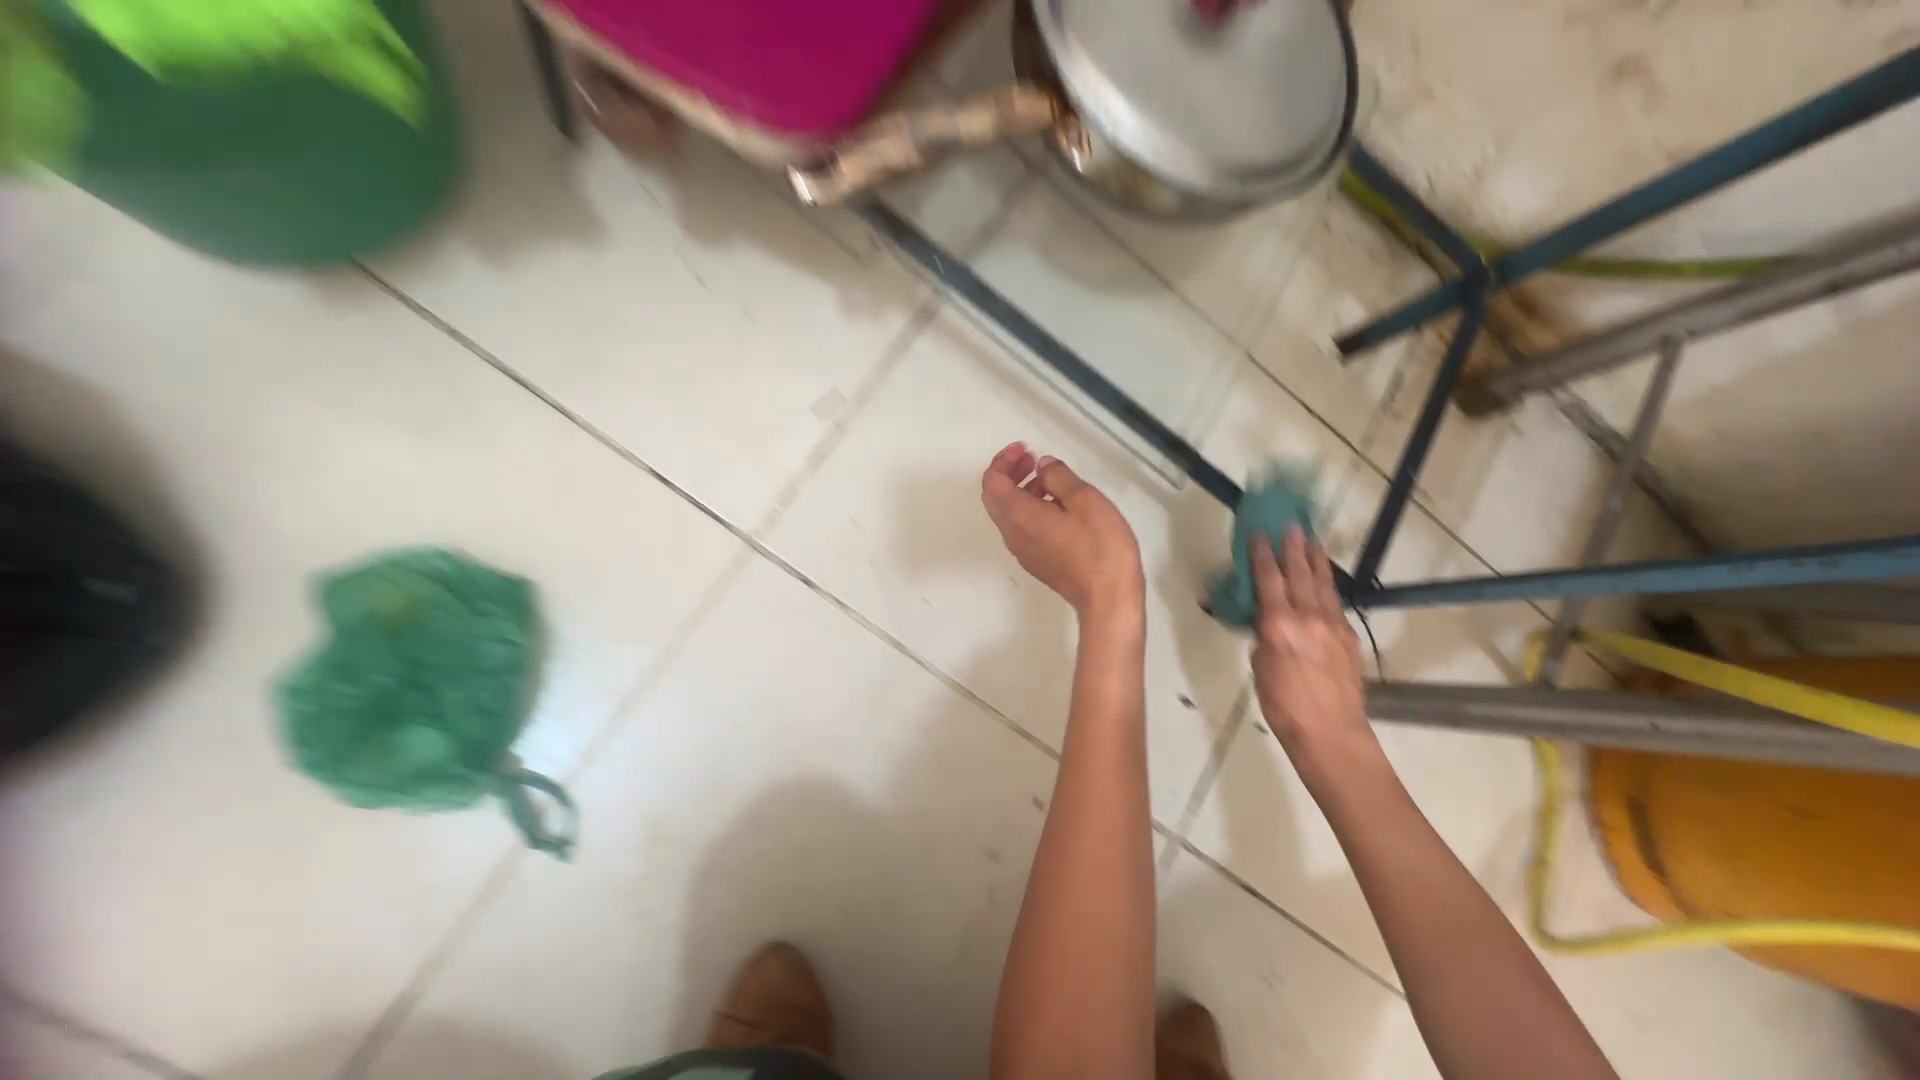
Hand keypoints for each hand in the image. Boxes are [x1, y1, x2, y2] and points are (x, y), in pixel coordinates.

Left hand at [981, 442, 1143, 619]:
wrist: (1108, 599)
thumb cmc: (1099, 546)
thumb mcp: (1084, 499)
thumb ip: (1059, 477)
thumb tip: (1042, 466)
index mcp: (1018, 516)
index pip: (992, 481)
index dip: (1003, 460)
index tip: (1026, 448)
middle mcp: (1012, 534)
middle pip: (995, 497)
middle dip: (1009, 473)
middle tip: (1033, 459)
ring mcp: (1023, 551)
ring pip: (1009, 514)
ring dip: (1021, 491)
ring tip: (1051, 480)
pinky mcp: (1037, 562)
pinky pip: (1022, 528)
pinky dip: (1030, 508)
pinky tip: (1058, 506)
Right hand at [1250, 527, 1377, 775]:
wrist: (1330, 732)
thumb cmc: (1283, 706)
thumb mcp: (1260, 668)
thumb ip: (1265, 639)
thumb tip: (1269, 627)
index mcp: (1278, 625)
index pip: (1269, 579)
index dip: (1262, 554)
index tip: (1260, 534)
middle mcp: (1308, 617)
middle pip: (1300, 573)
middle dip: (1294, 548)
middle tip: (1292, 525)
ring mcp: (1333, 625)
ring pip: (1323, 584)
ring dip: (1315, 561)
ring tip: (1312, 542)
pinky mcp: (1349, 637)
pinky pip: (1335, 604)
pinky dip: (1326, 588)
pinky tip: (1324, 584)